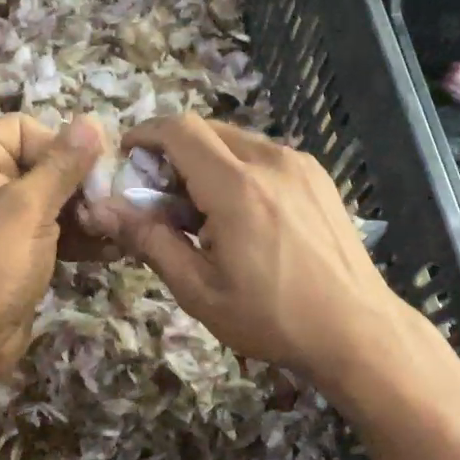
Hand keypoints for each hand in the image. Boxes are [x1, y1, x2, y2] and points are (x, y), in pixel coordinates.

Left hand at [0, 113, 104, 381]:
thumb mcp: (28, 210)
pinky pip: (42, 232)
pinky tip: (107, 250)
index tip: (90, 175)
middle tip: (110, 207)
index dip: (58, 146)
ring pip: (45, 201)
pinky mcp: (4, 254)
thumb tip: (91, 120)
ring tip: (115, 231)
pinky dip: (71, 238)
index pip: (22, 129)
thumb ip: (62, 164)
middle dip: (77, 184)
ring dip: (81, 214)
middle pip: (37, 164)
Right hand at [105, 114, 410, 379]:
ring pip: (237, 141)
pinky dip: (239, 170)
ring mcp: (300, 165)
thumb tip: (103, 209)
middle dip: (174, 153)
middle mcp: (270, 161)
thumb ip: (149, 241)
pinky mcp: (318, 177)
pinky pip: (265, 156)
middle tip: (161, 199)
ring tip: (203, 214)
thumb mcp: (199, 290)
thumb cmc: (272, 318)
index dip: (145, 135)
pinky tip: (241, 216)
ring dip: (207, 162)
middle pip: (207, 130)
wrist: (357, 330)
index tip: (127, 158)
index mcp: (237, 187)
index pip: (179, 130)